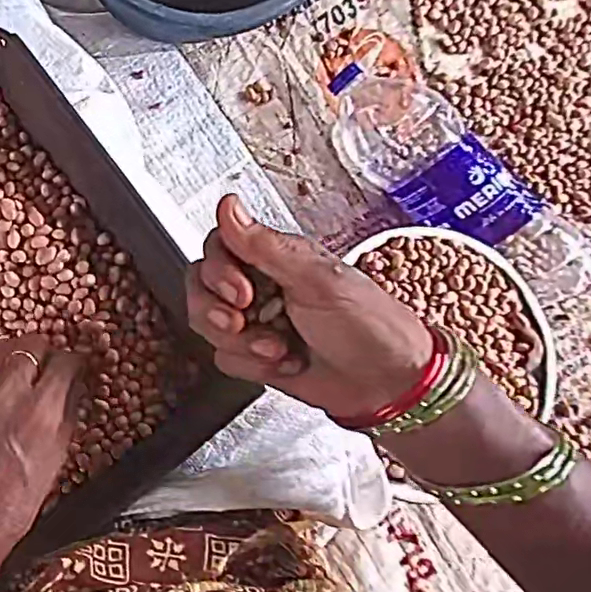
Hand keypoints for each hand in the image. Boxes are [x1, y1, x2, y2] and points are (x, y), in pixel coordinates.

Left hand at [0, 336, 84, 591]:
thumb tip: (75, 386)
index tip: (77, 367)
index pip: (65, 362)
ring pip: (3, 347)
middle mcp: (8, 393)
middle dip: (47, 353)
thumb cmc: (17, 499)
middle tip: (51, 368)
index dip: (75, 362)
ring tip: (26, 372)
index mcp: (41, 411)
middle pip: (33, 345)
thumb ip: (68, 413)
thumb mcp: (58, 456)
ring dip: (19, 355)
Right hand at [187, 195, 431, 420]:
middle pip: (202, 287)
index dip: (218, 271)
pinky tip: (286, 363)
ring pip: (207, 326)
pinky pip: (225, 359)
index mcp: (276, 259)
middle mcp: (261, 287)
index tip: (241, 292)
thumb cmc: (369, 325)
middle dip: (218, 311)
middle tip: (245, 320)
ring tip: (278, 347)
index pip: (218, 248)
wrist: (387, 384)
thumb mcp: (318, 280)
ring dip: (242, 343)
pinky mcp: (254, 357)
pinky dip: (253, 367)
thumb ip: (266, 246)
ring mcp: (256, 323)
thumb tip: (229, 207)